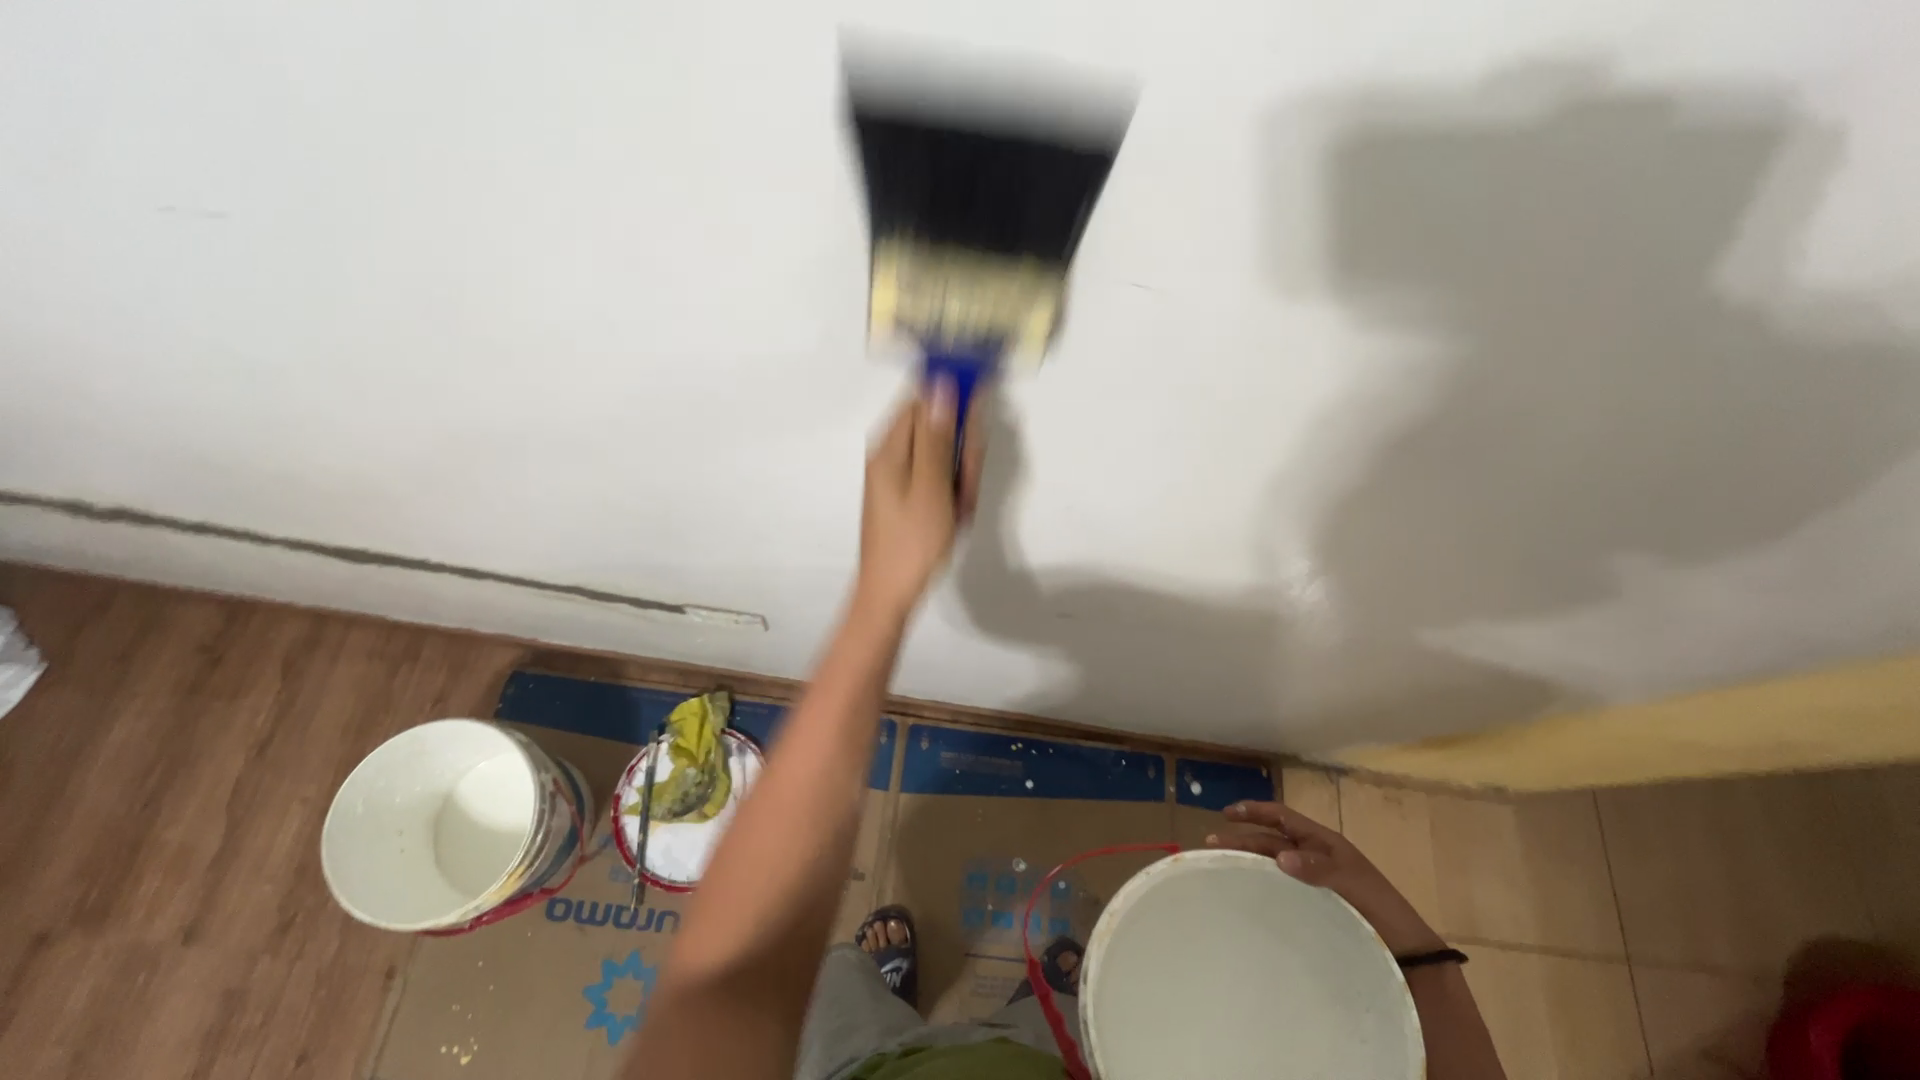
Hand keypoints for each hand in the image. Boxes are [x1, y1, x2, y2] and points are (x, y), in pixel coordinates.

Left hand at [854, 381, 984, 618]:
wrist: (889, 592)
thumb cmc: (913, 542)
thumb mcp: (932, 486)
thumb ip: (937, 435)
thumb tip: (940, 384)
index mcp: (890, 446)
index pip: (925, 396)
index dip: (956, 398)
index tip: (979, 420)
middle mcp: (890, 453)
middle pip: (937, 426)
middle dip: (962, 452)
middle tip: (965, 487)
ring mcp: (898, 474)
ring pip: (943, 455)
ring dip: (961, 477)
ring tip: (959, 508)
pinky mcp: (907, 494)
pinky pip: (938, 477)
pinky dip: (953, 492)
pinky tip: (955, 515)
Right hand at [1208, 800, 1445, 955]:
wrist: (1404, 950)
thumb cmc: (1379, 907)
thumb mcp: (1352, 881)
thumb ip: (1319, 867)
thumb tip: (1279, 856)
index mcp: (1323, 843)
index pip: (1282, 818)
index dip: (1255, 811)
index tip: (1226, 813)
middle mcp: (1314, 857)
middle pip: (1271, 840)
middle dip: (1242, 838)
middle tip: (1211, 845)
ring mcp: (1312, 882)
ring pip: (1272, 863)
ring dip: (1247, 860)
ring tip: (1221, 867)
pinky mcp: (1311, 905)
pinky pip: (1279, 887)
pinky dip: (1259, 884)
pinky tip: (1245, 894)